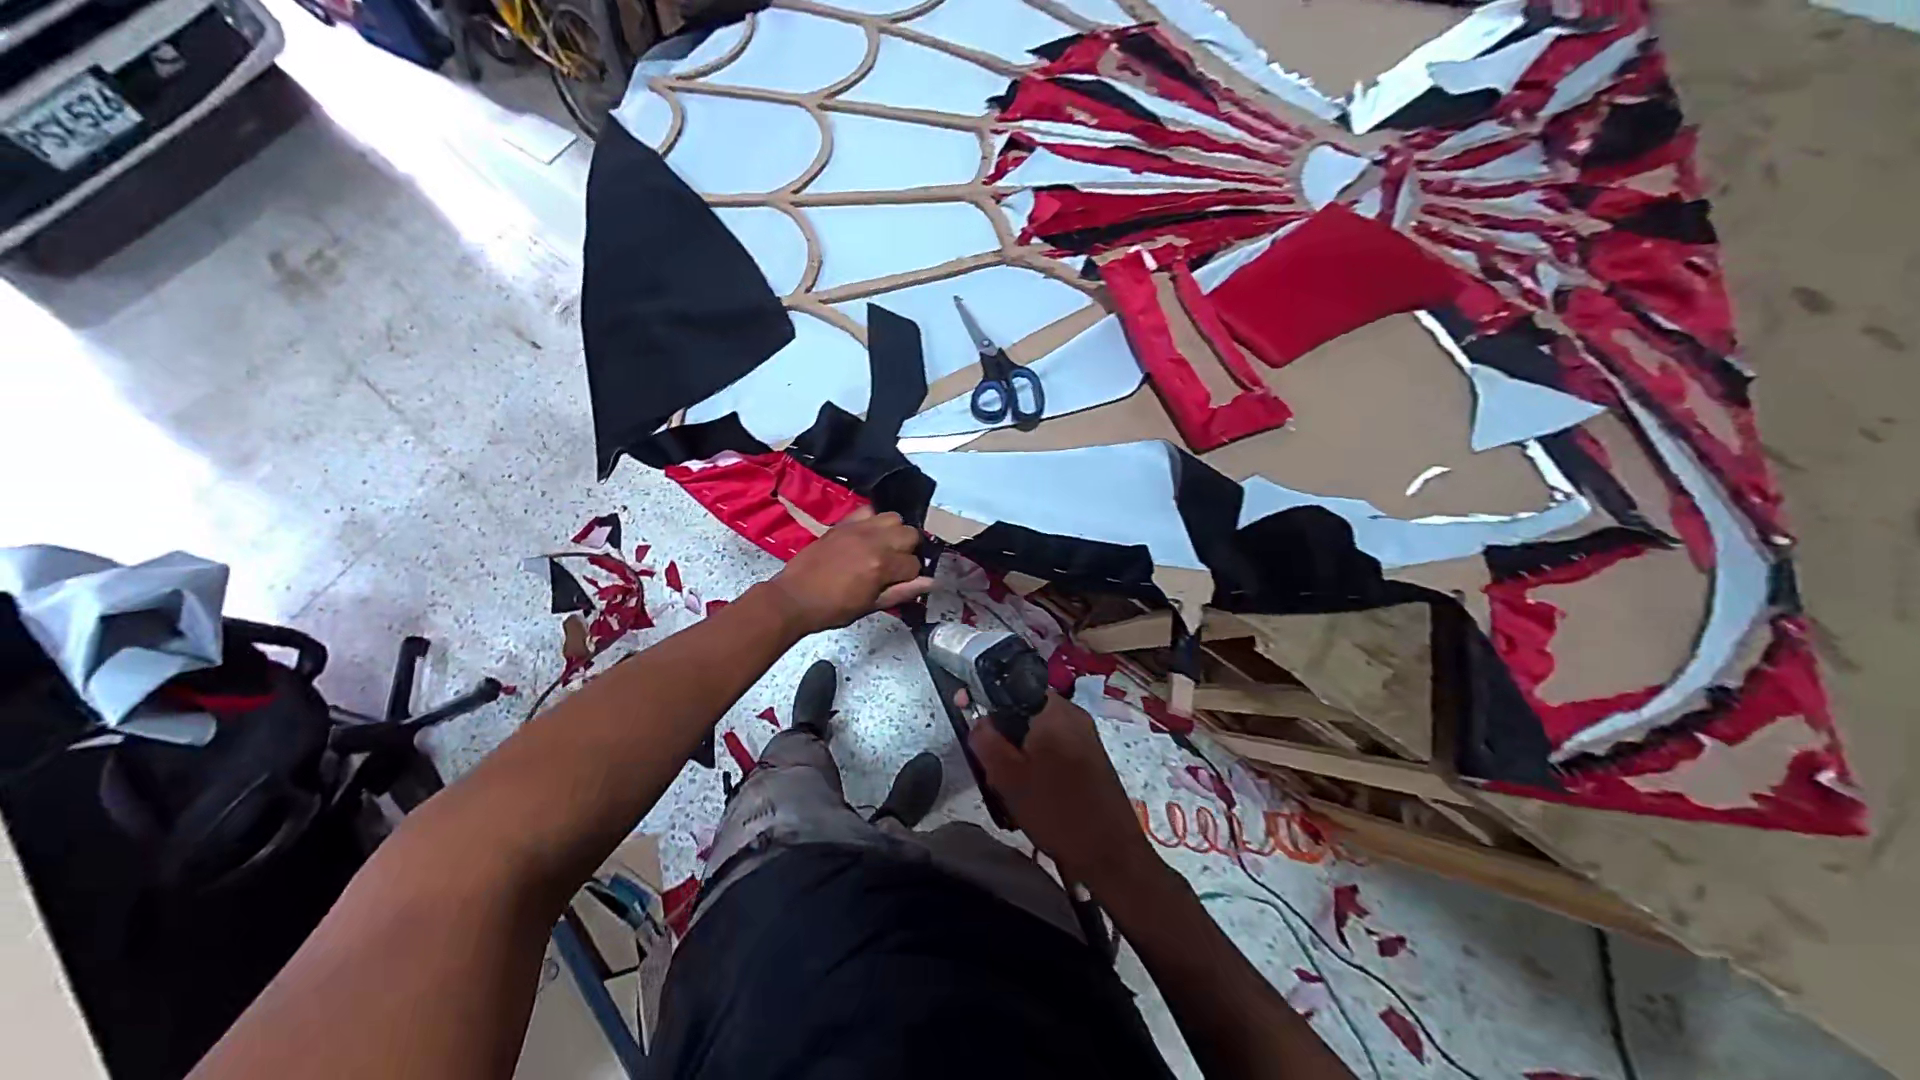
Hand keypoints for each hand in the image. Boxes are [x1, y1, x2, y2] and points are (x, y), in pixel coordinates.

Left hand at [764, 507, 933, 634]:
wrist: (795, 598)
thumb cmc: (833, 609)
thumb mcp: (871, 606)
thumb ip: (903, 591)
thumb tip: (932, 582)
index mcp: (882, 566)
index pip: (914, 564)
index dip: (911, 577)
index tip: (900, 584)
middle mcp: (874, 541)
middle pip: (911, 534)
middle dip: (909, 551)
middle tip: (895, 566)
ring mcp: (858, 529)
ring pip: (894, 518)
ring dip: (895, 532)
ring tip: (884, 548)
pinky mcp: (843, 523)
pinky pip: (869, 510)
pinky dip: (874, 520)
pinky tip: (868, 536)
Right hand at [969, 693, 1161, 894]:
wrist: (1110, 854)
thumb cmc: (1056, 812)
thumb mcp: (1007, 777)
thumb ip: (985, 740)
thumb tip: (978, 719)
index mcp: (1053, 711)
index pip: (1010, 689)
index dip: (987, 705)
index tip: (974, 728)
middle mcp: (1073, 714)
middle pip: (1025, 712)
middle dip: (1005, 736)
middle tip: (994, 769)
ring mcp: (1087, 736)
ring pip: (1039, 733)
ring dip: (1021, 754)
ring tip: (1013, 787)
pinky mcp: (1093, 757)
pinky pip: (1056, 747)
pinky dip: (1040, 764)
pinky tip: (1035, 795)